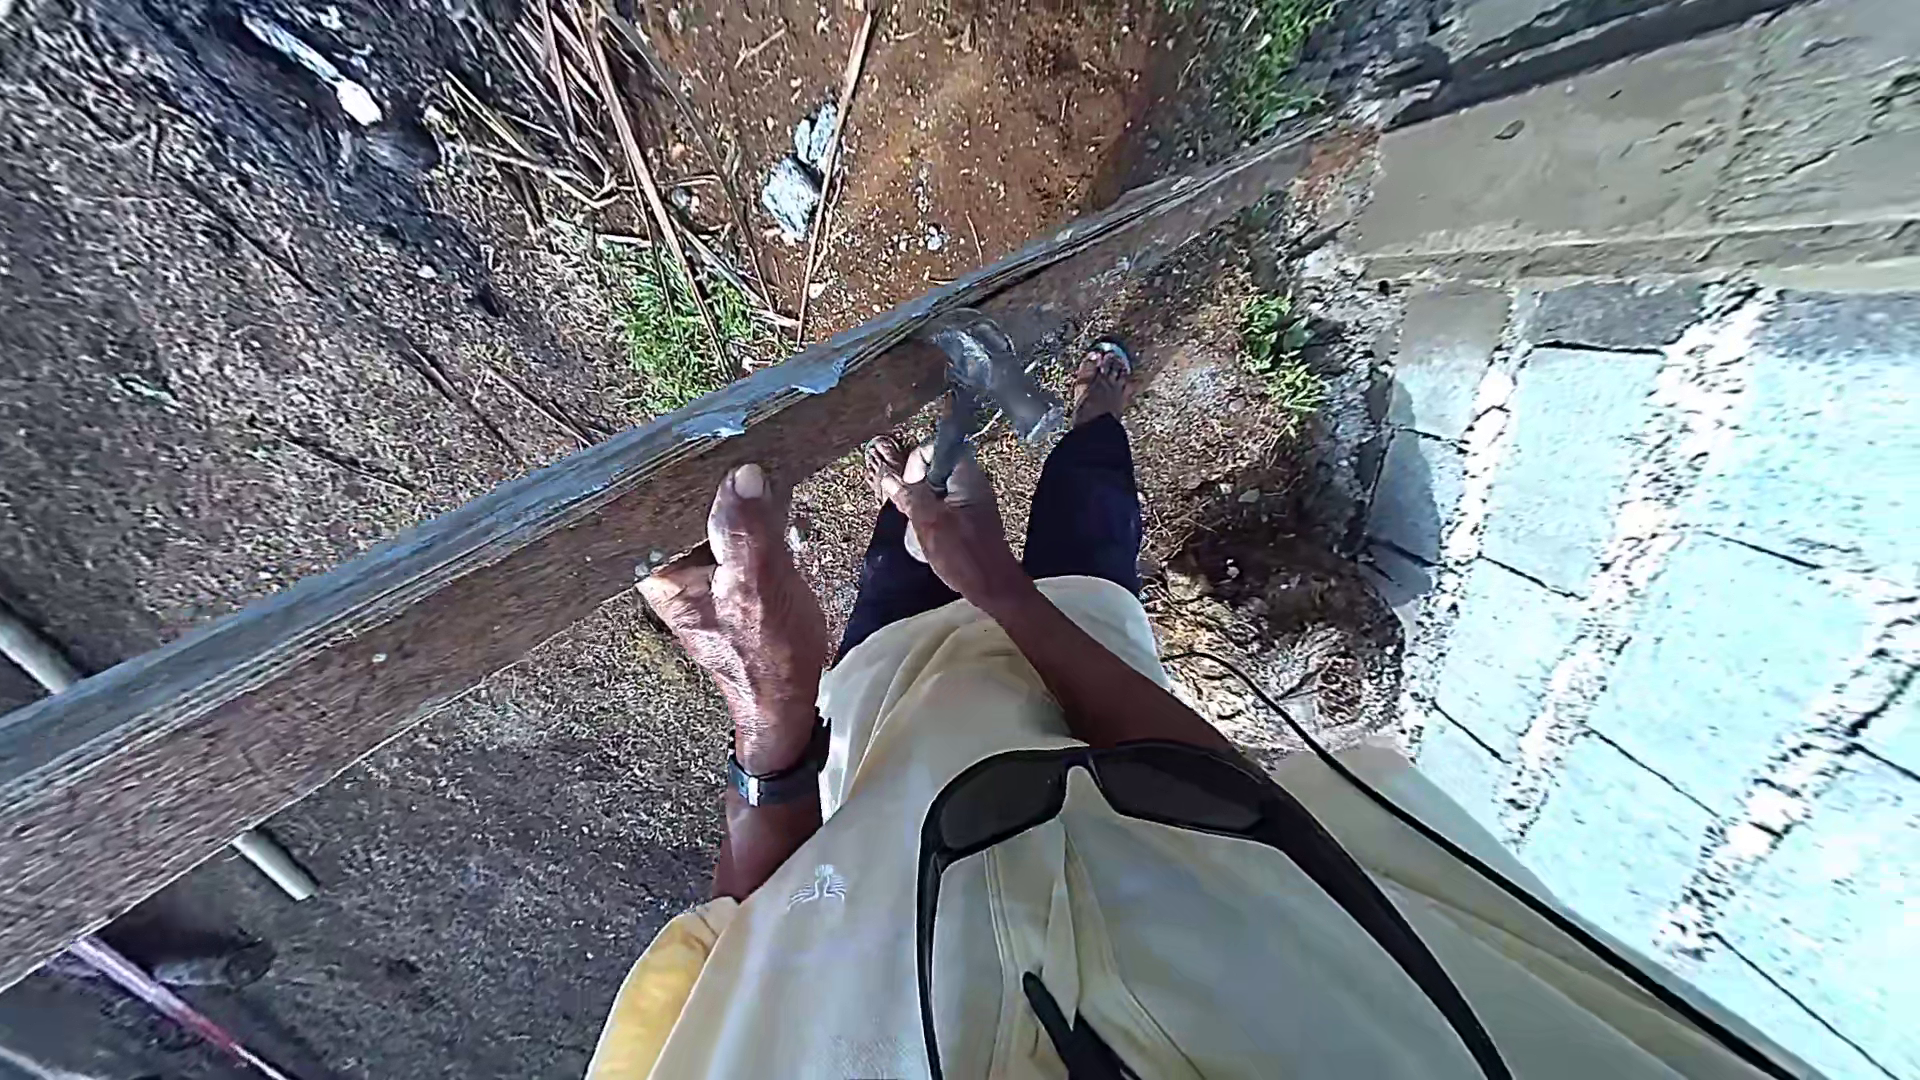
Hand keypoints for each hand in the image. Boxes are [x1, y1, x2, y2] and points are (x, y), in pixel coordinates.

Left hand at [638, 463, 828, 771]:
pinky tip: (778, 492)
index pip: (656, 498)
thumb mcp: (757, 590)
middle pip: (690, 500)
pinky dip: (760, 510)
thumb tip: (745, 473)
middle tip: (751, 439)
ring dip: (745, 490)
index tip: (713, 432)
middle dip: (721, 473)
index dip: (685, 463)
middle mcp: (672, 562)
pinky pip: (741, 527)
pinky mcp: (732, 568)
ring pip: (718, 510)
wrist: (788, 697)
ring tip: (768, 455)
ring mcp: (703, 564)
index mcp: (659, 568)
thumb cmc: (767, 655)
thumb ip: (747, 532)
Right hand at [877, 451, 1034, 613]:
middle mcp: (972, 482)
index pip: (934, 449)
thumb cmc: (963, 554)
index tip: (910, 489)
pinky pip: (944, 507)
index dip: (916, 464)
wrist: (993, 586)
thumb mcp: (928, 522)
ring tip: (919, 527)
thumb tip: (888, 479)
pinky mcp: (970, 518)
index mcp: (966, 475)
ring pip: (936, 490)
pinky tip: (929, 537)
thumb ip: (908, 496)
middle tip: (912, 512)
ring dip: (921, 505)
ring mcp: (972, 501)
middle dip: (915, 487)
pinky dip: (932, 517)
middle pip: (933, 469)